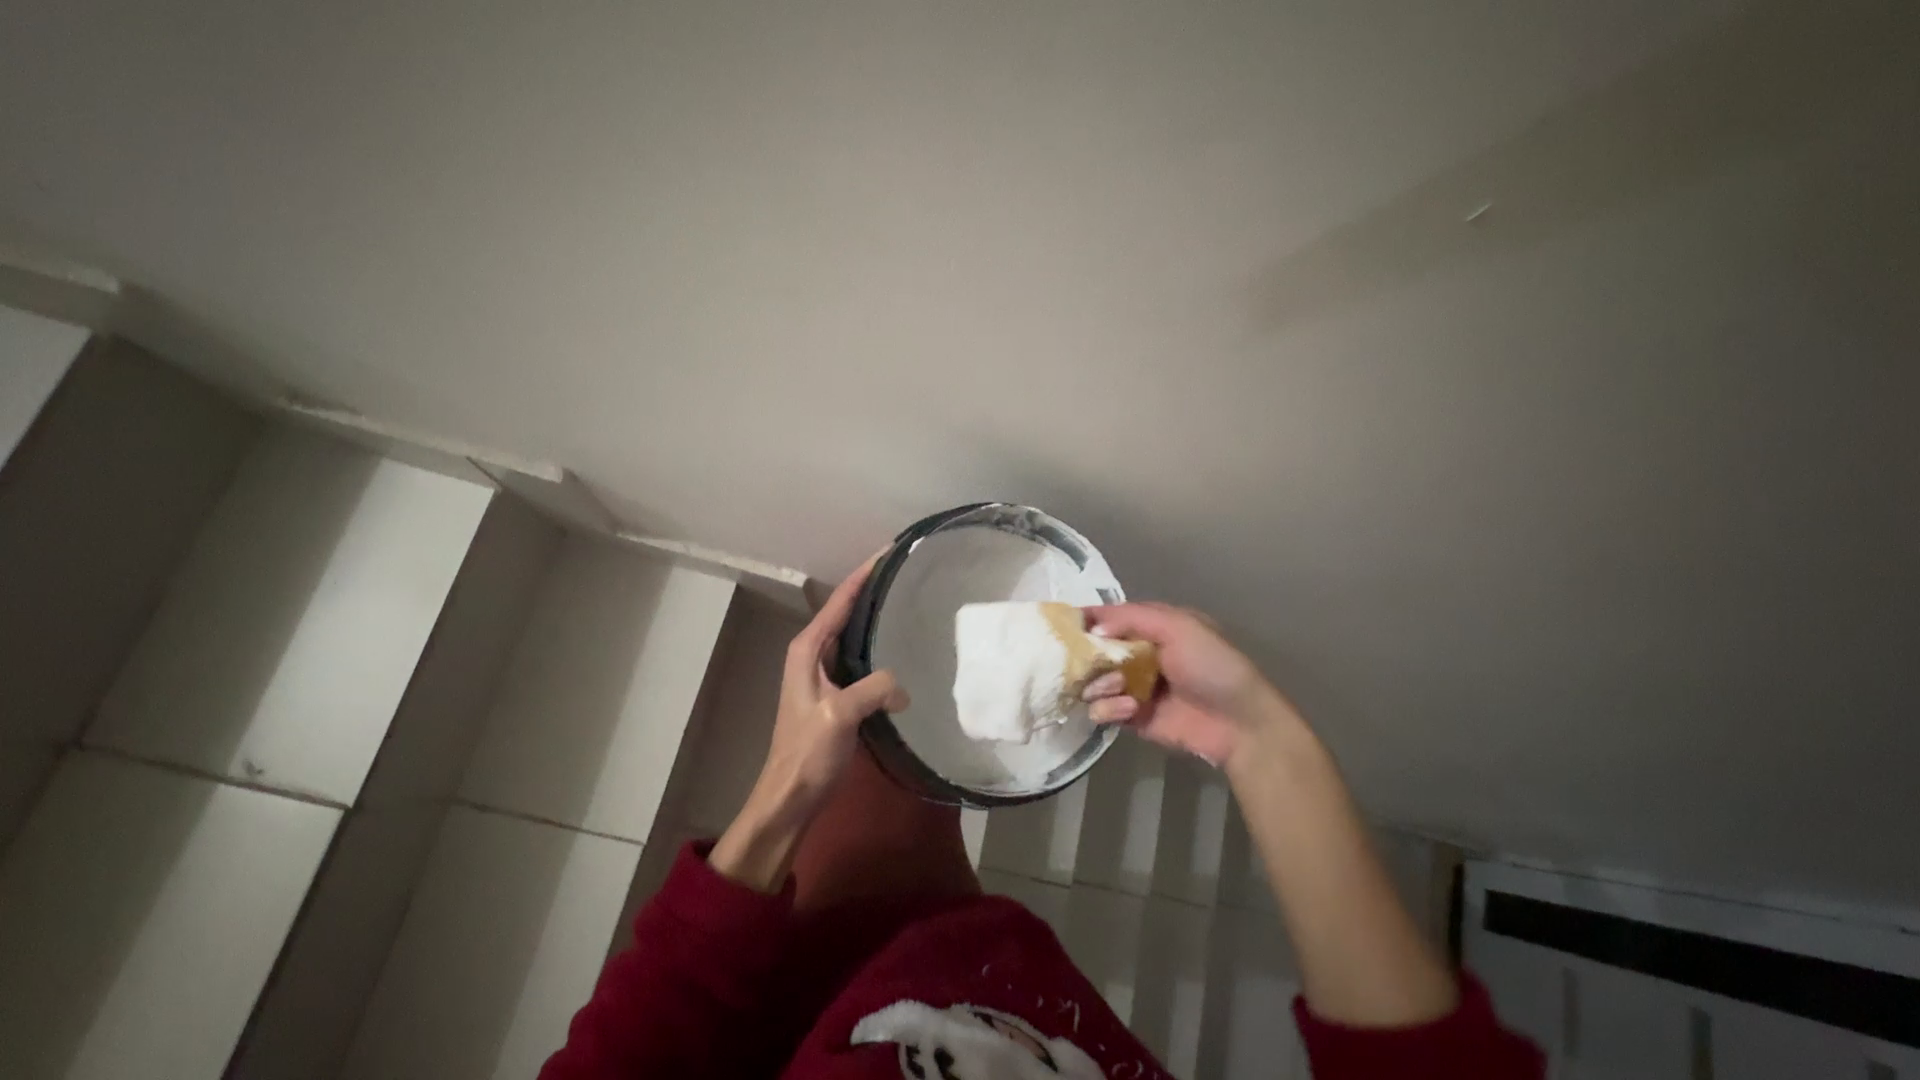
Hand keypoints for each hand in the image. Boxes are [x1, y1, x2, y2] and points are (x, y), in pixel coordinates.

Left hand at [709, 554, 907, 890]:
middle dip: (875, 591)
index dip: (865, 573)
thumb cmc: (807, 753)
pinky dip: (882, 650)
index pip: (840, 600)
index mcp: (807, 649)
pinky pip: (863, 661)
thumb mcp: (840, 715)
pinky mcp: (837, 694)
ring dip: (879, 621)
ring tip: (914, 604)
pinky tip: (906, 652)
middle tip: (912, 574)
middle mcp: (813, 654)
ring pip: (856, 636)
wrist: (790, 795)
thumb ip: (874, 689)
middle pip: (847, 612)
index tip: (891, 550)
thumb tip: (903, 688)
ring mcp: (824, 674)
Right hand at [1080, 602, 1295, 767]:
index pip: (1112, 619)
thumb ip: (1133, 618)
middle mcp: (1141, 654)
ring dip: (1099, 685)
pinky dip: (1109, 709)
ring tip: (1116, 688)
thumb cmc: (1213, 666)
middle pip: (1096, 652)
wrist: (1239, 723)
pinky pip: (1105, 711)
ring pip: (1095, 682)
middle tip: (1083, 664)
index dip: (1088, 620)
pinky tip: (1128, 711)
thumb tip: (1091, 625)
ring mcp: (1135, 687)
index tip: (1062, 625)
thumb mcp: (1178, 627)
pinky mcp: (1133, 718)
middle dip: (1088, 658)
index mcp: (1155, 628)